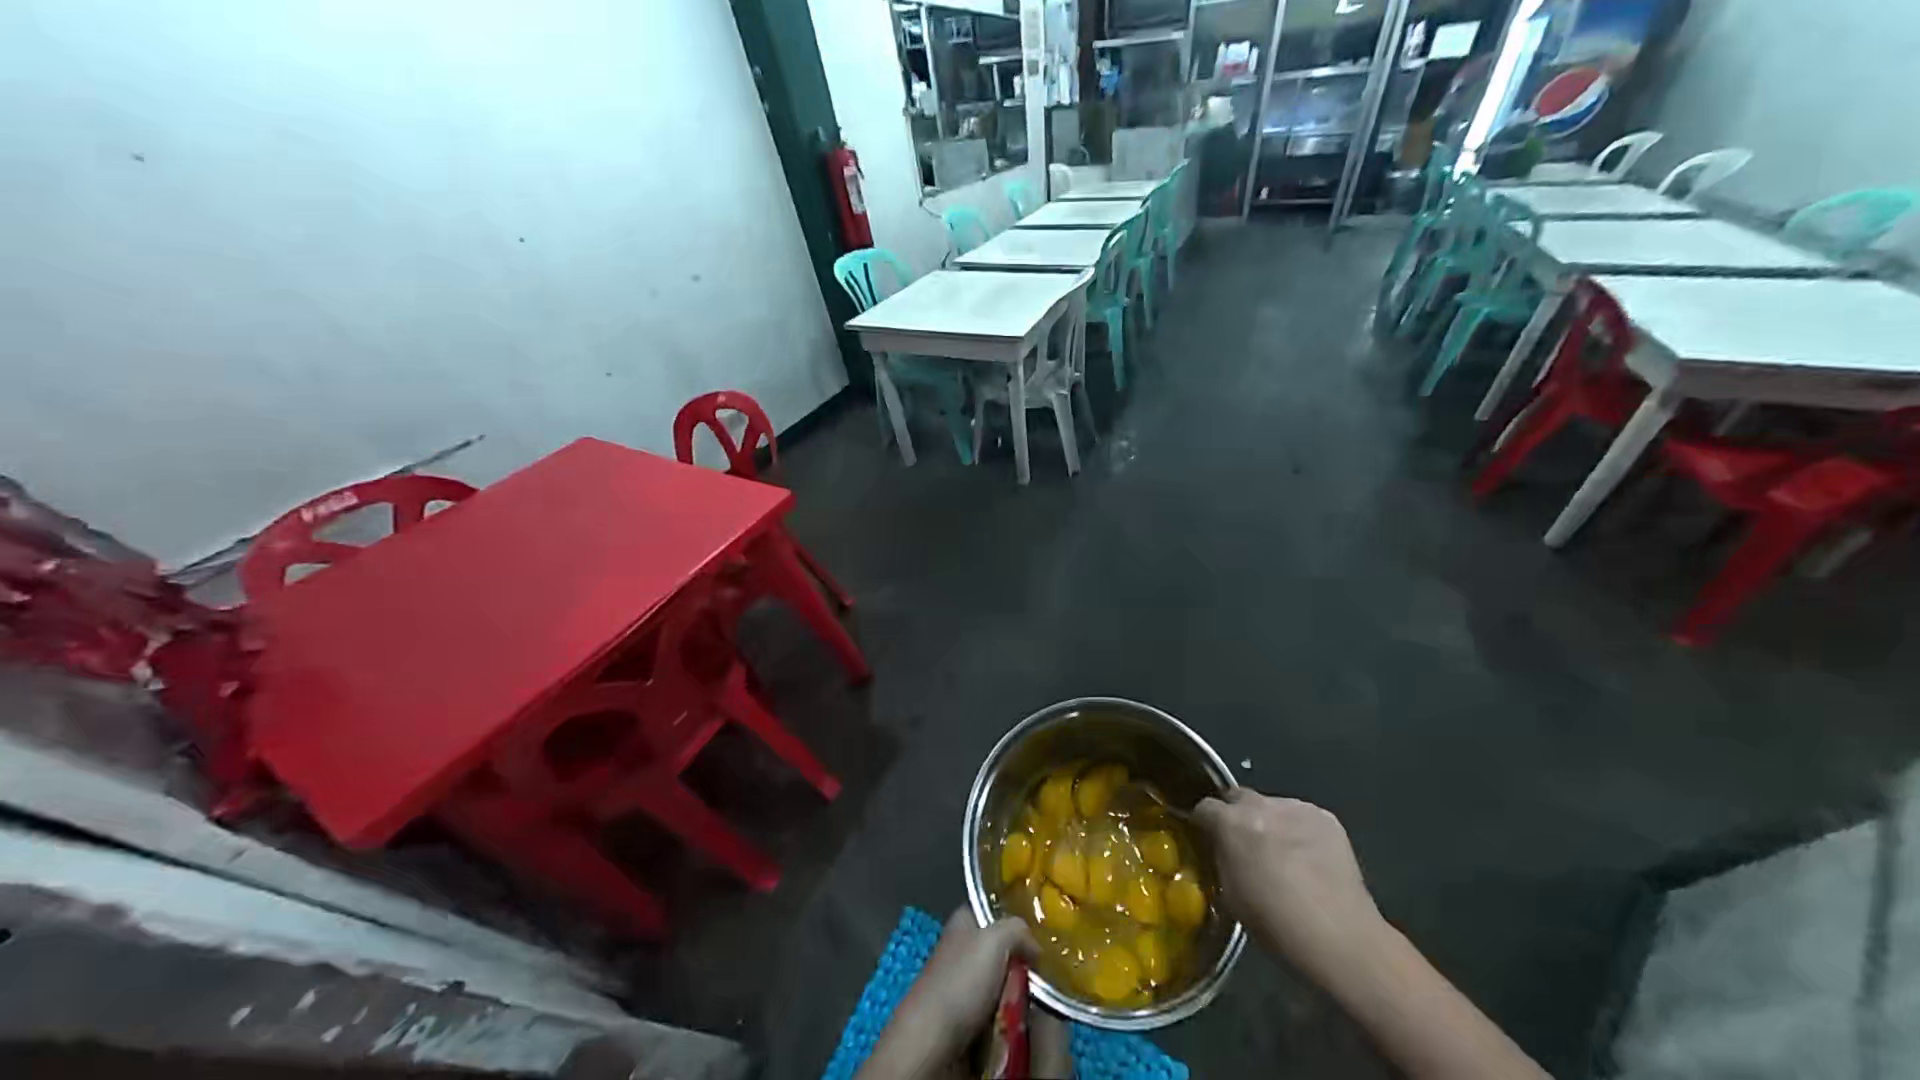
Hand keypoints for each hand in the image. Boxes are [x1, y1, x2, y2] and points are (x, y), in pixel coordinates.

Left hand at [856, 910, 1036, 1078]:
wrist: (931, 1041)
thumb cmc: (960, 981)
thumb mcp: (994, 939)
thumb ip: (1017, 930)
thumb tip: (1036, 947)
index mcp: (964, 923)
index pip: (994, 911)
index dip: (1017, 921)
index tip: (1043, 935)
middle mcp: (963, 949)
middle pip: (1004, 950)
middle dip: (1024, 961)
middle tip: (1048, 972)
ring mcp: (965, 985)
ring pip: (1005, 982)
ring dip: (1021, 992)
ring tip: (1043, 998)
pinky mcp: (968, 1018)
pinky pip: (1000, 1010)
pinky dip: (1012, 1015)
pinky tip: (1025, 1018)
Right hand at [1192, 789, 1386, 981]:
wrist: (1339, 936)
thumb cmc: (1275, 923)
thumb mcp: (1229, 892)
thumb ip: (1221, 857)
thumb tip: (1221, 847)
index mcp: (1231, 823)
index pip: (1205, 806)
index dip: (1205, 822)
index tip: (1208, 836)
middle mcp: (1261, 806)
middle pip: (1238, 797)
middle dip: (1236, 814)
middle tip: (1243, 842)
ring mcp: (1296, 808)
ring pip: (1271, 806)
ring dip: (1269, 822)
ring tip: (1282, 852)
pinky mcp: (1326, 818)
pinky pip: (1301, 816)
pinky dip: (1297, 829)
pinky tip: (1306, 856)